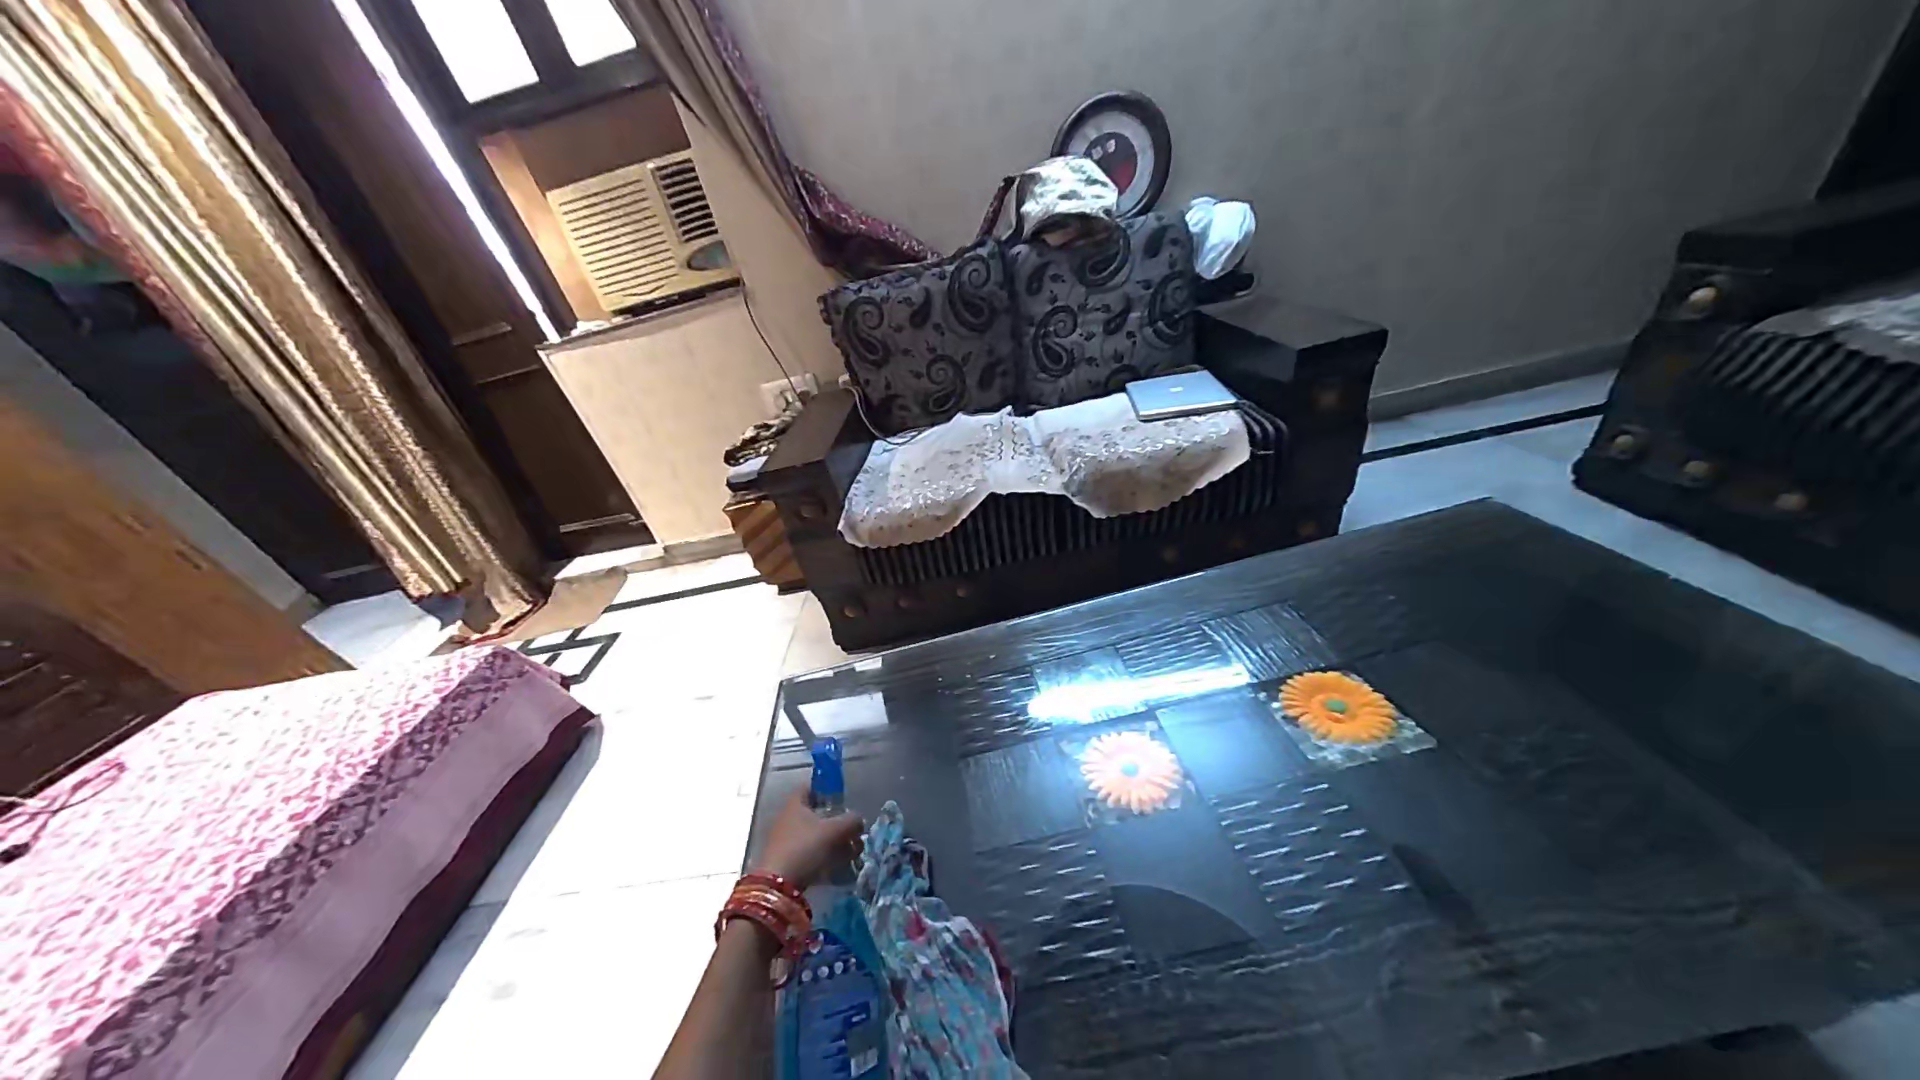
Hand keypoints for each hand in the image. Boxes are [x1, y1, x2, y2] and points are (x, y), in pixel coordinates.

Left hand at [754, 790, 863, 886]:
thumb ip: (851, 821)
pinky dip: (825, 859)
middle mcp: (788, 819)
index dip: (826, 790)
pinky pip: (810, 854)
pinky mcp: (786, 861)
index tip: (843, 800)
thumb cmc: (805, 847)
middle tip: (853, 833)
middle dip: (836, 823)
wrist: (778, 886)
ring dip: (834, 843)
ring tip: (851, 854)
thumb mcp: (834, 831)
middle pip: (816, 815)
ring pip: (815, 837)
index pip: (811, 787)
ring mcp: (785, 841)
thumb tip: (859, 820)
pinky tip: (838, 868)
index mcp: (795, 804)